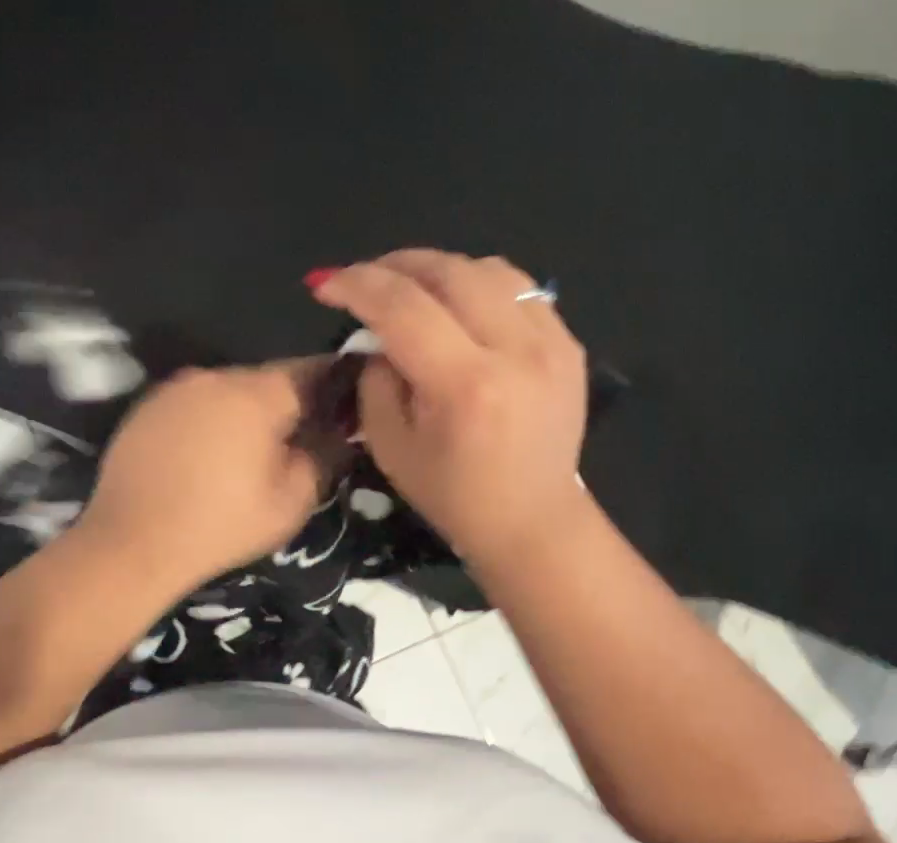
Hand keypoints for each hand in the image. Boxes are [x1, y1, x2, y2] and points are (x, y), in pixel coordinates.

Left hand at [72, 361, 336, 588]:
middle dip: (287, 405)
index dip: (335, 387)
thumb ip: (325, 455)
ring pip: (227, 392)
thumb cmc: (222, 524)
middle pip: (266, 381)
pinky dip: (208, 423)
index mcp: (257, 393)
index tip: (347, 409)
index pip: (311, 370)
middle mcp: (214, 376)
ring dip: (245, 415)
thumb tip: (342, 431)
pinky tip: (205, 460)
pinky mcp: (145, 409)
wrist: (132, 543)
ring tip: (247, 456)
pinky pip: (192, 406)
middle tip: (298, 443)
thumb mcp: (292, 500)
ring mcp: (174, 390)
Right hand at [313, 250, 593, 564]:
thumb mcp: (390, 446)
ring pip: (488, 270)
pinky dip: (481, 287)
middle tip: (366, 280)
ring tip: (412, 288)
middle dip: (396, 266)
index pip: (403, 307)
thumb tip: (377, 332)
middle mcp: (515, 352)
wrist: (532, 521)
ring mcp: (552, 344)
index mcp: (465, 386)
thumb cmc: (453, 496)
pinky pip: (520, 290)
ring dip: (440, 271)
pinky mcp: (570, 345)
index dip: (357, 285)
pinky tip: (460, 308)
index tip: (326, 285)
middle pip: (449, 272)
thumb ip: (375, 380)